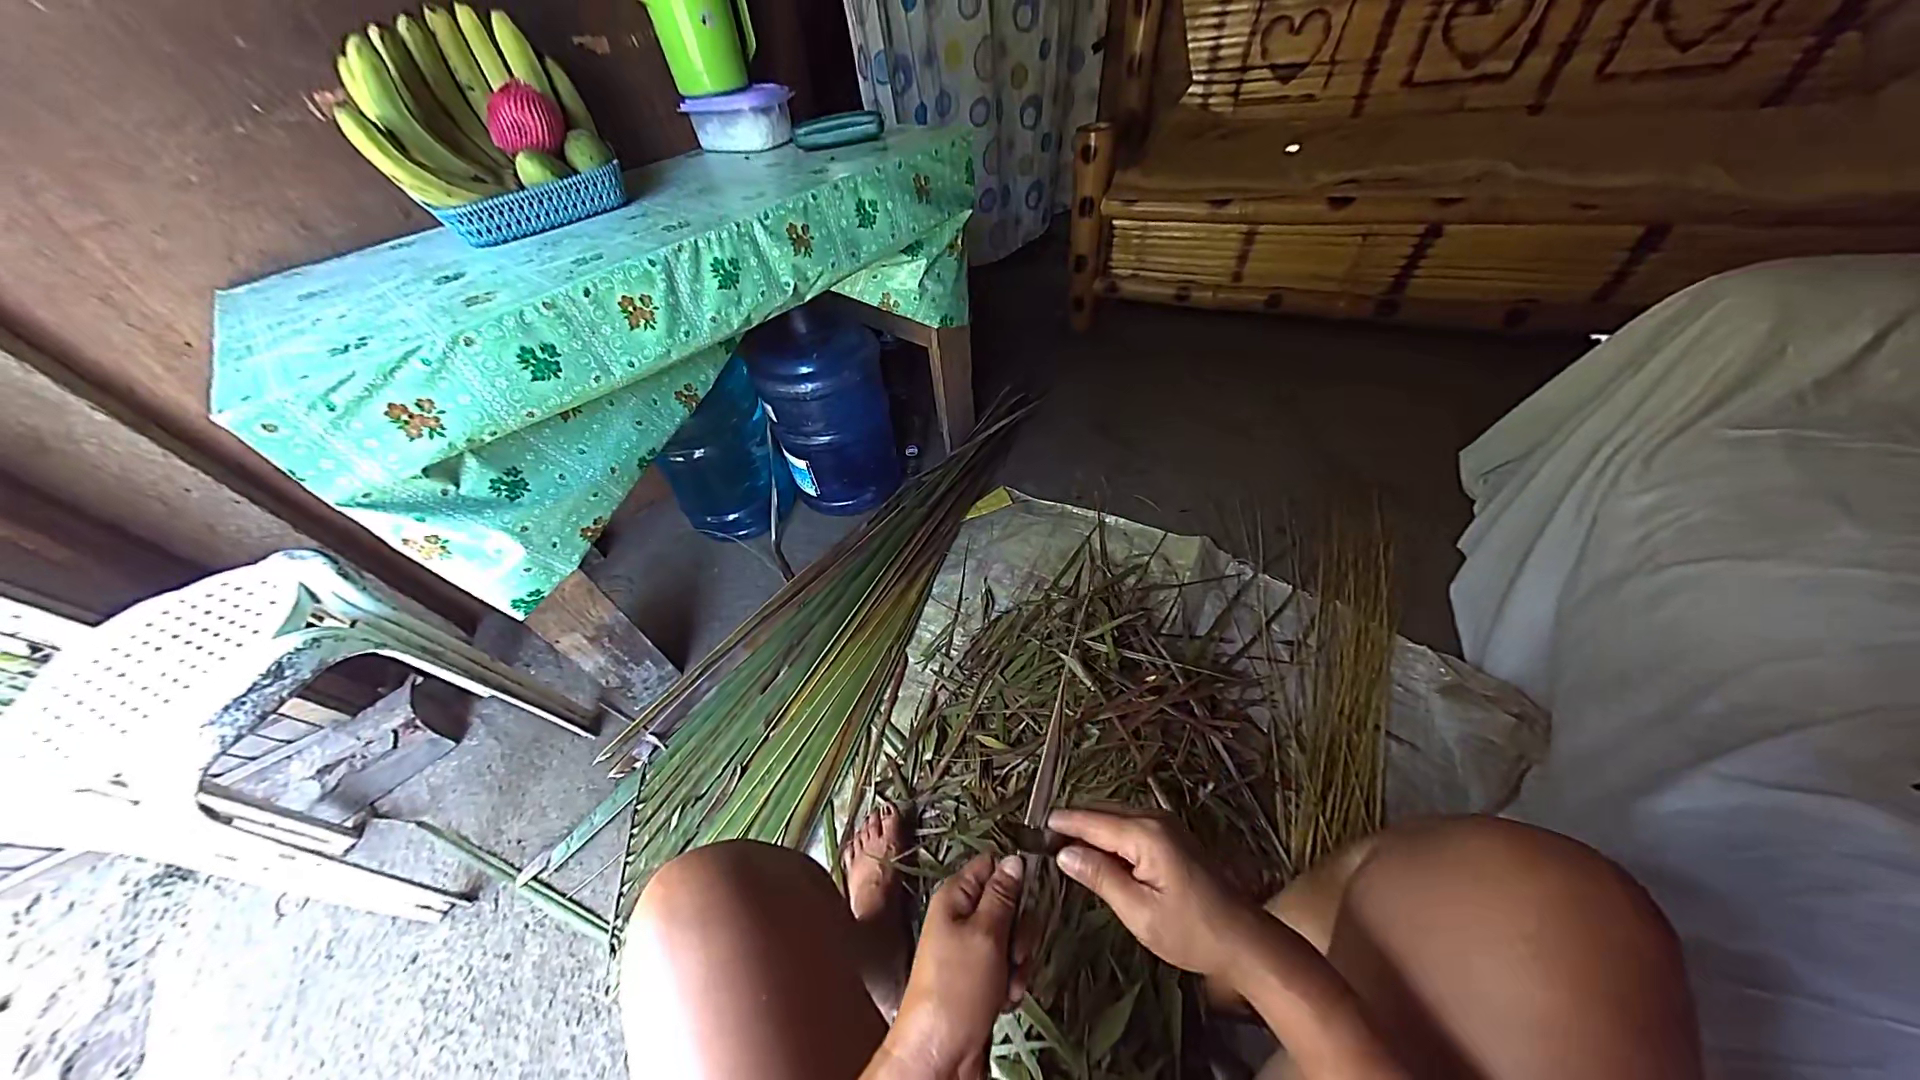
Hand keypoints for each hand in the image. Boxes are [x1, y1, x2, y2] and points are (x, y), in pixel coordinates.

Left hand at [879, 854, 1024, 1077]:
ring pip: (1013, 936)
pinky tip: (1003, 998)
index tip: (1026, 897)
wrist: (940, 1055)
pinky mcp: (980, 976)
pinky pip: (1008, 965)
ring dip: (1019, 961)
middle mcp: (962, 916)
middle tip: (1014, 951)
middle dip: (1021, 929)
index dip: (1013, 876)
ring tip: (1007, 982)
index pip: (991, 864)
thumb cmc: (957, 988)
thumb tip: (1015, 858)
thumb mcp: (986, 934)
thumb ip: (1003, 895)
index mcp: (955, 896)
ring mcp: (971, 947)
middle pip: (1008, 902)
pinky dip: (1012, 981)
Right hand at [1049, 808, 1261, 980]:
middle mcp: (1154, 819)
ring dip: (1090, 829)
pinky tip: (1096, 852)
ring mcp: (1165, 825)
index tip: (1034, 827)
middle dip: (1073, 824)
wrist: (1244, 940)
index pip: (1092, 822)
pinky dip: (1108, 835)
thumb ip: (1100, 877)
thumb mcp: (1139, 912)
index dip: (1062, 824)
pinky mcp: (1171, 836)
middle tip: (1042, 840)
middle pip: (1102, 814)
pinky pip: (1129, 826)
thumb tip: (1064, 854)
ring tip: (1062, 845)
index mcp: (1145, 834)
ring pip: (1115, 818)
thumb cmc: (1191, 932)